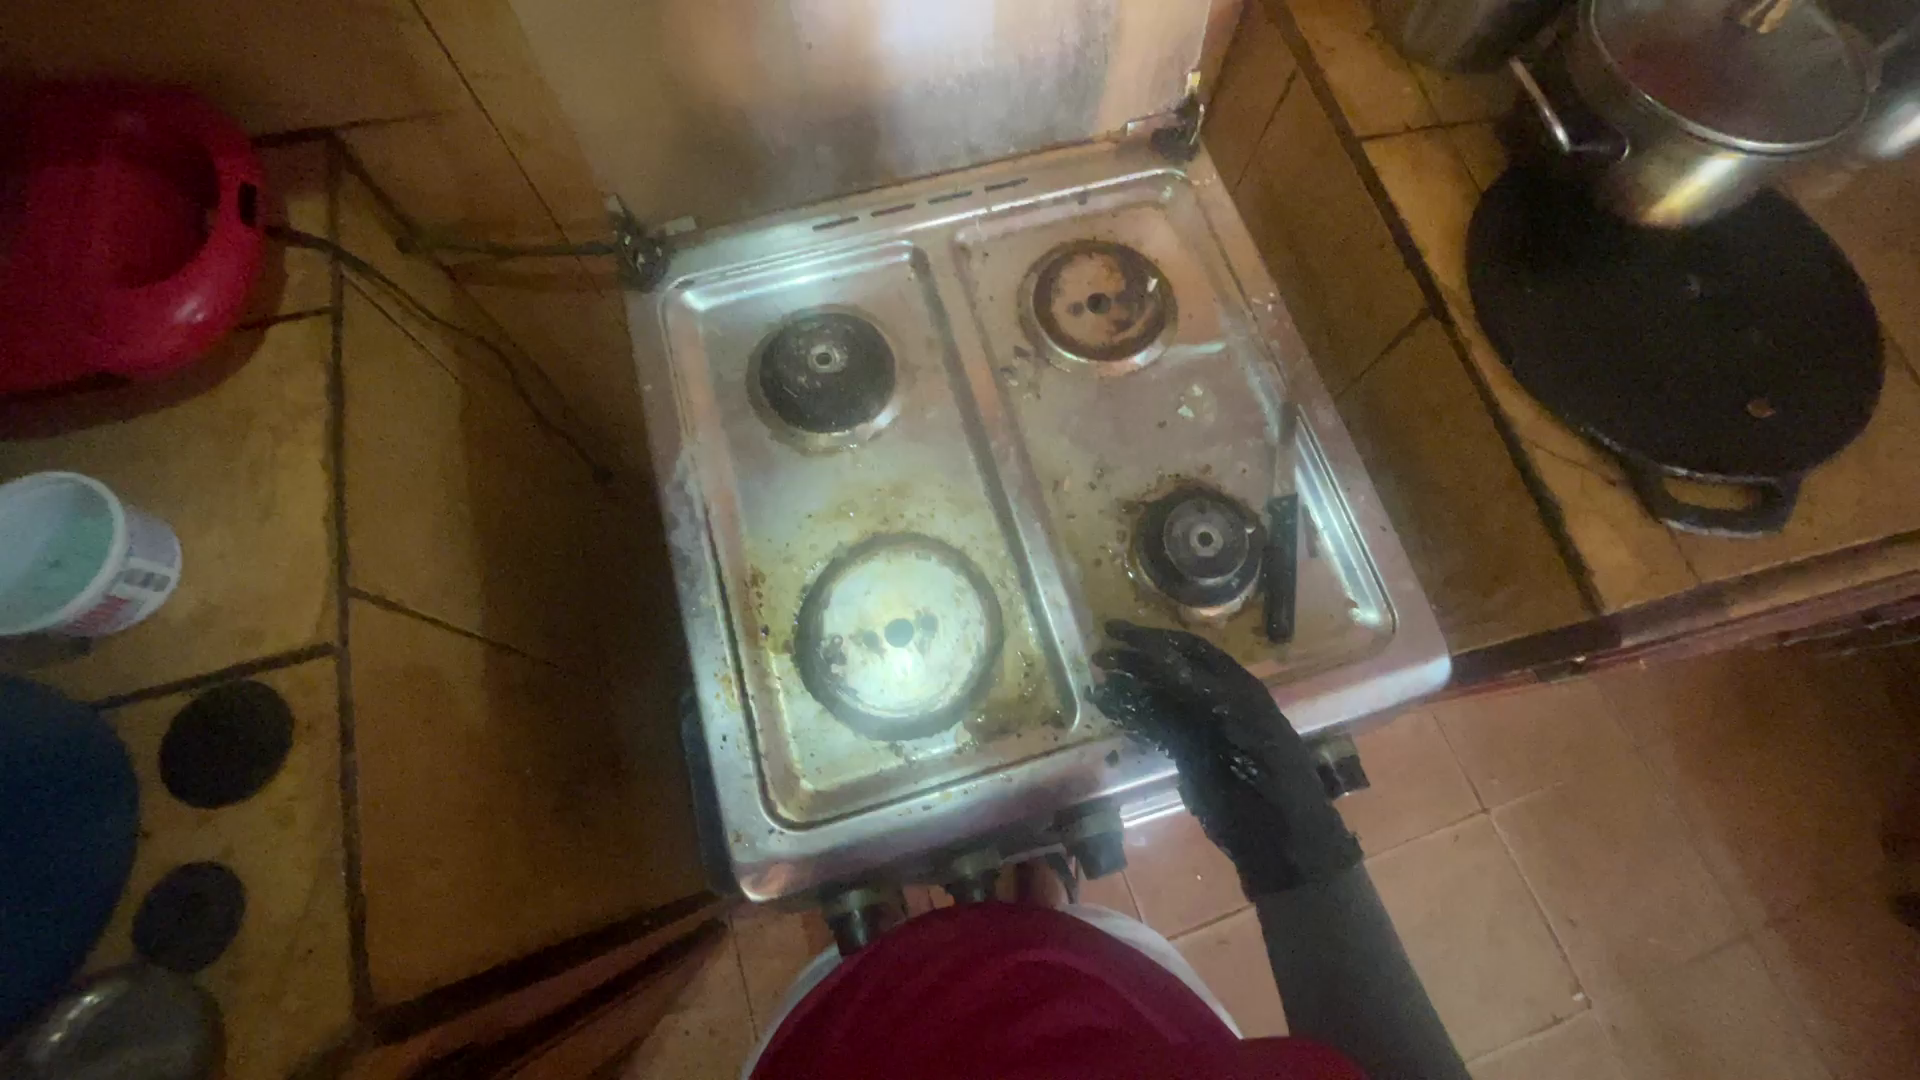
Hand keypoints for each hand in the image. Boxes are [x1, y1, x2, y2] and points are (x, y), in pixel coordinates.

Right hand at [1090, 621, 1359, 894]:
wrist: (1281, 840)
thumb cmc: (1269, 777)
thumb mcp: (1237, 722)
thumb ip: (1198, 689)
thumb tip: (1160, 657)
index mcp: (1236, 687)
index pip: (1187, 651)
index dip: (1151, 639)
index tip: (1114, 632)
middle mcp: (1217, 701)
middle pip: (1169, 670)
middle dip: (1134, 660)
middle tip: (1099, 656)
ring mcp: (1201, 729)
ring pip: (1158, 698)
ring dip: (1129, 688)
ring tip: (1098, 684)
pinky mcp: (1189, 756)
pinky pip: (1156, 727)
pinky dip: (1132, 716)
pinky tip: (1111, 709)